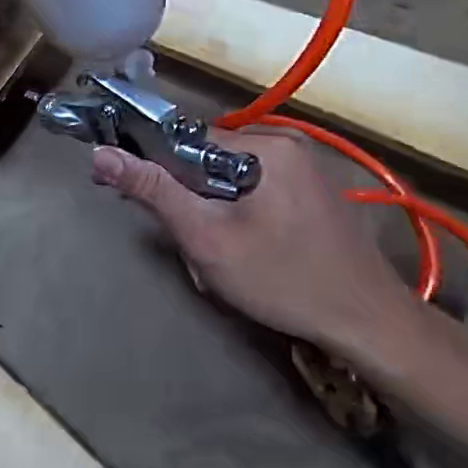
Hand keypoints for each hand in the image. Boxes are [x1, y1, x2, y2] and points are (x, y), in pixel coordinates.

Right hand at [90, 131, 417, 352]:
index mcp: (264, 144)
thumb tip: (99, 154)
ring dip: (212, 212)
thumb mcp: (206, 236)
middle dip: (191, 201)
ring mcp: (304, 166)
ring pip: (227, 177)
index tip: (155, 210)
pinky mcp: (311, 189)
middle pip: (206, 161)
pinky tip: (245, 249)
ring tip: (221, 253)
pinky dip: (237, 214)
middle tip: (198, 245)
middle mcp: (287, 143)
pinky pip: (253, 188)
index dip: (160, 175)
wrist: (369, 324)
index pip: (185, 143)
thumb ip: (152, 190)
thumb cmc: (282, 278)